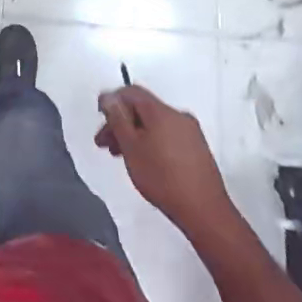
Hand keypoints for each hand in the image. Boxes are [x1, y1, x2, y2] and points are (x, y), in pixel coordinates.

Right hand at [96, 84, 234, 232]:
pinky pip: (167, 135)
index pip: (133, 92)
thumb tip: (109, 97)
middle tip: (104, 143)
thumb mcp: (131, 147)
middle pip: (143, 109)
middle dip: (121, 122)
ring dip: (134, 134)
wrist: (202, 208)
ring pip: (155, 124)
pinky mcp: (196, 148)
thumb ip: (118, 119)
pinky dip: (150, 141)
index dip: (113, 100)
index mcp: (162, 111)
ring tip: (121, 156)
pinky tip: (144, 161)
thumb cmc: (161, 177)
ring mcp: (190, 131)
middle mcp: (178, 115)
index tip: (99, 116)